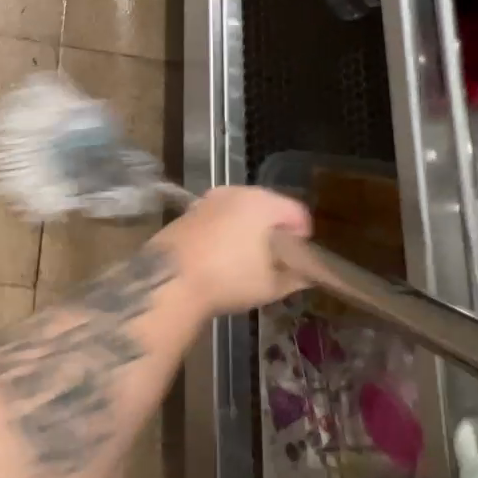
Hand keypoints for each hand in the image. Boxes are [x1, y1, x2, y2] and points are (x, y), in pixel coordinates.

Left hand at [152, 186, 311, 314]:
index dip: (303, 234)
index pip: (297, 211)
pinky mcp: (189, 210)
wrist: (171, 278)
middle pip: (268, 205)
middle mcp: (235, 192)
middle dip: (275, 228)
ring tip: (249, 256)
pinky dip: (225, 228)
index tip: (300, 256)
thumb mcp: (272, 286)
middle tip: (276, 256)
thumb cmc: (230, 278)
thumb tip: (305, 276)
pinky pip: (218, 215)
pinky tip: (221, 254)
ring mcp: (208, 198)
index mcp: (262, 203)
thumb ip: (295, 277)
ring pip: (240, 208)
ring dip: (248, 227)